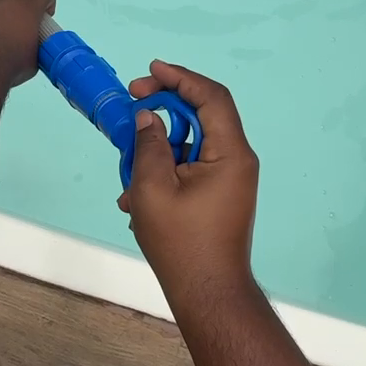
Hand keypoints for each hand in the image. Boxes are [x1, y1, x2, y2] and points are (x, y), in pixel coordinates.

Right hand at [119, 61, 258, 290]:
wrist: (208, 293)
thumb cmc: (181, 241)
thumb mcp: (153, 188)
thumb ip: (148, 145)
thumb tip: (147, 118)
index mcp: (230, 153)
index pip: (211, 97)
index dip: (180, 78)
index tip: (149, 72)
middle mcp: (237, 160)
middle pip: (202, 115)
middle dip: (164, 108)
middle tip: (132, 105)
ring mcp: (229, 179)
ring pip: (192, 143)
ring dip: (158, 145)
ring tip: (128, 166)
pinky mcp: (219, 195)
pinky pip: (191, 167)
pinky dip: (165, 169)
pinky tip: (136, 194)